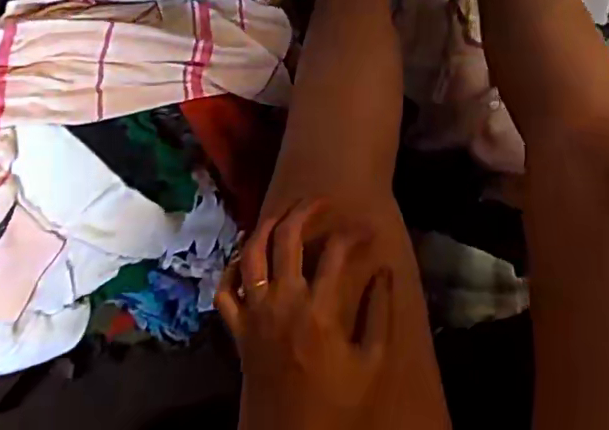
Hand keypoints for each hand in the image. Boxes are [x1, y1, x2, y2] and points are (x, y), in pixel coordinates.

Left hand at [217, 200, 392, 429]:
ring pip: (251, 254)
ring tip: (286, 213)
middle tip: (322, 201)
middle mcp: (282, 304)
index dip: (356, 231)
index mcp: (318, 311)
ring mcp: (254, 318)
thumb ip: (380, 311)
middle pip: (286, 238)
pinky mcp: (237, 334)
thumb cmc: (335, 407)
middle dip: (305, 209)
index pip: (337, 250)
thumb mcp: (371, 363)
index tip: (368, 229)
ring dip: (267, 226)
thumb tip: (384, 270)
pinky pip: (224, 292)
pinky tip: (247, 256)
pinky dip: (232, 269)